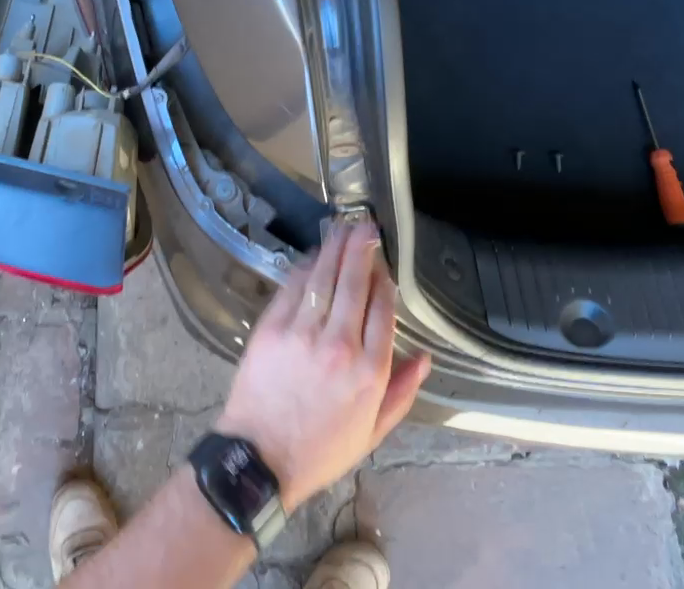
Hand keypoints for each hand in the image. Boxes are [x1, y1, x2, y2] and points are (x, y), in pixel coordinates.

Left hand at [214, 215, 431, 507]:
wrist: (259, 459)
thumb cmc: (319, 450)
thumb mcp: (373, 433)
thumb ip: (402, 392)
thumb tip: (424, 358)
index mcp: (370, 371)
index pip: (383, 309)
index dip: (384, 280)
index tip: (384, 264)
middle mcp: (340, 345)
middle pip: (355, 284)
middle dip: (361, 249)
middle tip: (365, 225)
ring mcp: (303, 333)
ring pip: (324, 278)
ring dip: (334, 249)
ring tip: (343, 227)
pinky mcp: (271, 328)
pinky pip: (292, 288)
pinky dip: (305, 268)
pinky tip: (313, 256)